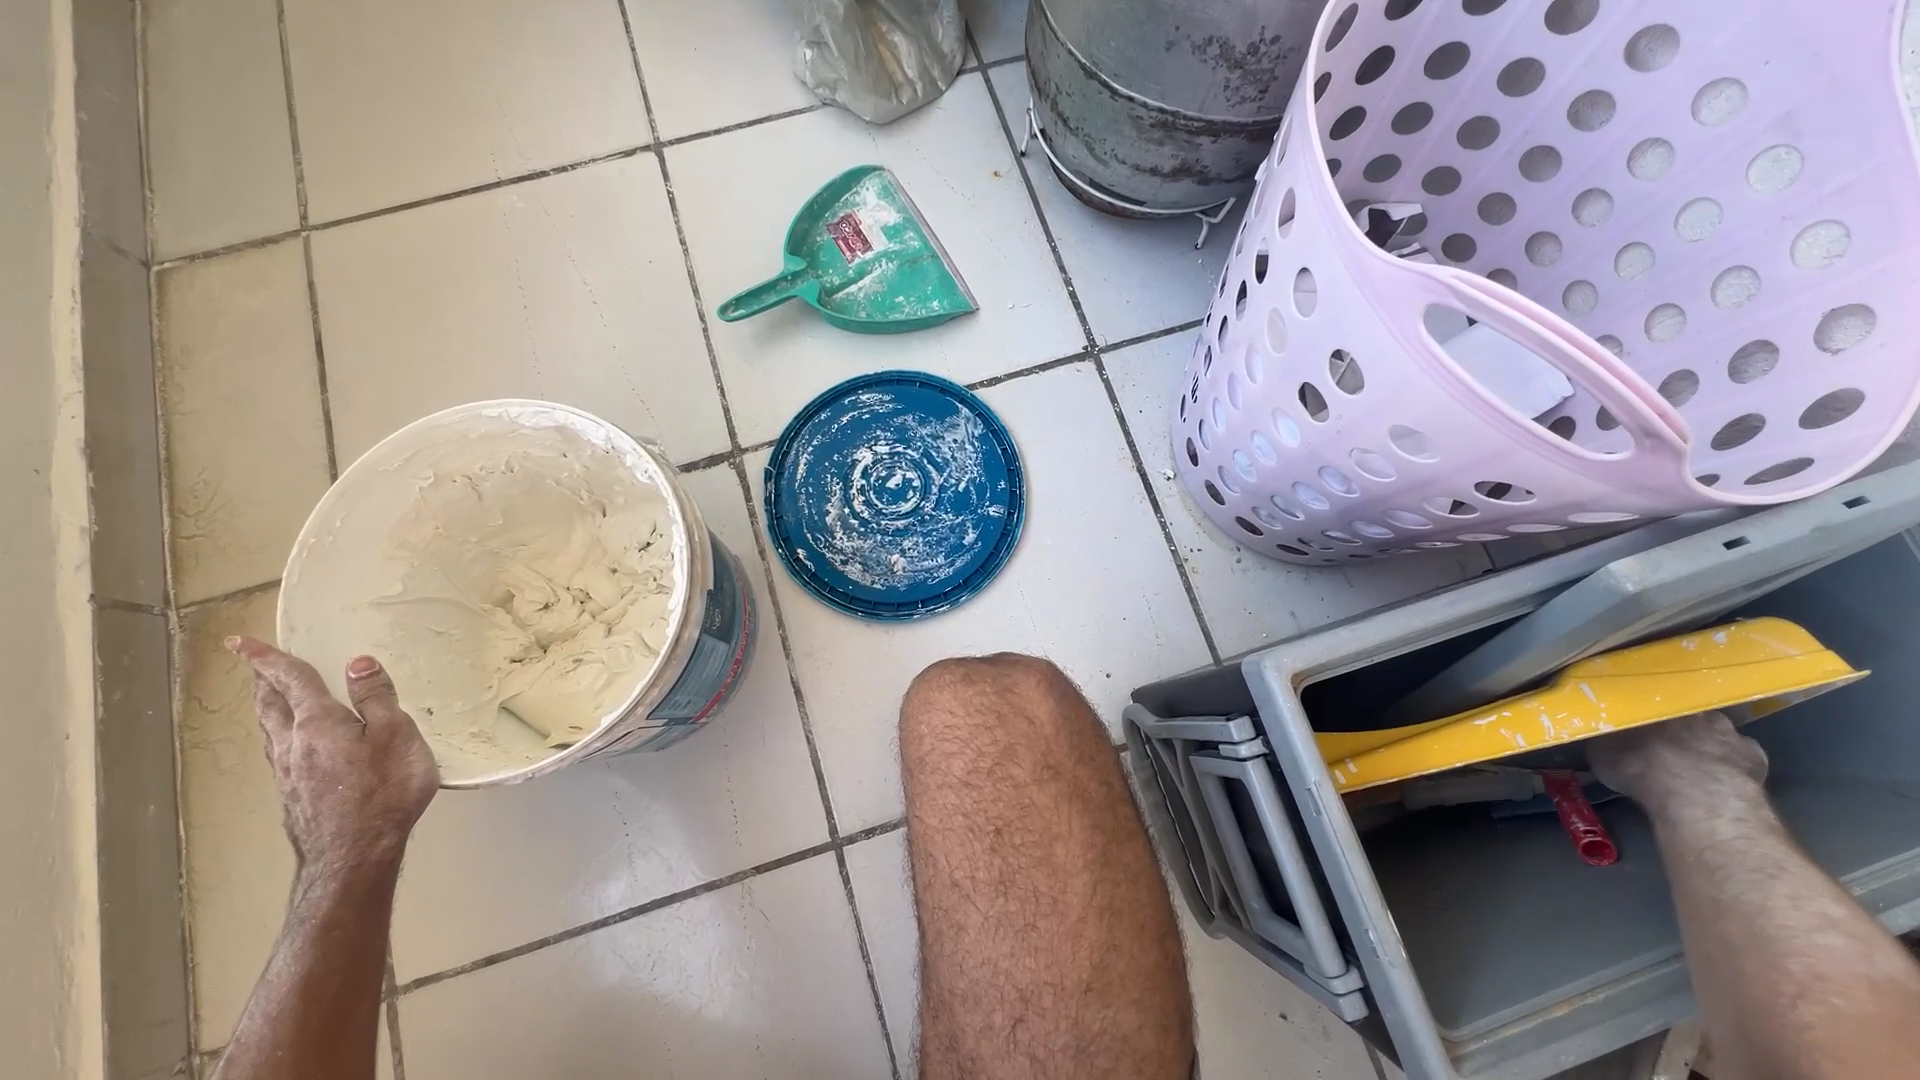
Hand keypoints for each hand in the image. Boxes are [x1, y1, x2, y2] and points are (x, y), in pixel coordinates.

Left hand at [227, 637, 438, 880]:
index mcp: (318, 723)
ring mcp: (288, 774)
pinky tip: (291, 744)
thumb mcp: (396, 735)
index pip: (290, 681)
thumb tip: (358, 663)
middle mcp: (294, 744)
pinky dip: (281, 735)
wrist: (355, 855)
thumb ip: (377, 698)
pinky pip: (280, 753)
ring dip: (267, 708)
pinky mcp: (294, 796)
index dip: (267, 658)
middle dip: (263, 682)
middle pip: (270, 706)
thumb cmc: (384, 790)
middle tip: (255, 665)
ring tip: (269, 698)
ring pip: (270, 730)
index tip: (240, 641)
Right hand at [1589, 710, 1768, 816]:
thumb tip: (1598, 735)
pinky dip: (1733, 766)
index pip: (1651, 704)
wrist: (1693, 793)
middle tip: (1666, 748)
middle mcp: (1696, 710)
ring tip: (1694, 768)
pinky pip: (1742, 758)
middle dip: (1679, 730)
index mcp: (1659, 703)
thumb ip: (1603, 740)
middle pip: (1688, 717)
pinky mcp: (1756, 758)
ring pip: (1717, 735)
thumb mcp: (1601, 753)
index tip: (1637, 731)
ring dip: (1708, 746)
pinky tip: (1721, 781)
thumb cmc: (1640, 766)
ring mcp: (1731, 733)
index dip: (1645, 719)